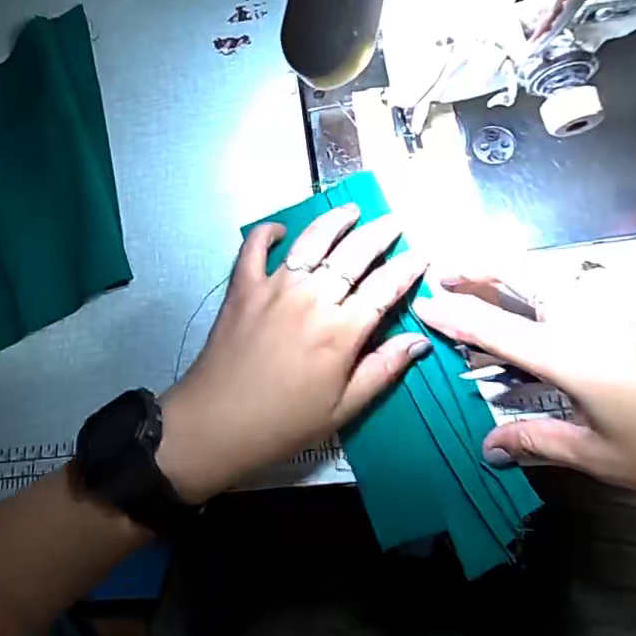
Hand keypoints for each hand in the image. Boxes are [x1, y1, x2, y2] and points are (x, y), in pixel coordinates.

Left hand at [155, 205, 430, 503]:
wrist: (214, 426)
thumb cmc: (284, 423)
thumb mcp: (343, 409)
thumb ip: (382, 370)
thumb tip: (420, 340)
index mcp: (340, 332)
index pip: (384, 288)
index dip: (407, 269)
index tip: (421, 255)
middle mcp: (311, 299)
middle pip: (353, 254)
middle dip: (379, 234)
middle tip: (394, 222)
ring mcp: (274, 288)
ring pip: (311, 241)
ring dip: (334, 221)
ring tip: (351, 209)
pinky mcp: (243, 289)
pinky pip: (254, 249)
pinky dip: (267, 233)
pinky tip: (280, 229)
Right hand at [412, 267, 635, 547]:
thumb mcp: (609, 459)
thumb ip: (540, 442)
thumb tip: (489, 447)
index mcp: (573, 357)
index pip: (492, 326)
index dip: (452, 312)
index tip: (426, 299)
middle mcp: (595, 308)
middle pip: (519, 271)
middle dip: (477, 267)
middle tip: (450, 268)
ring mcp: (634, 286)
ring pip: (562, 268)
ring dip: (529, 275)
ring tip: (514, 293)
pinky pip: (605, 274)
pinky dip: (578, 284)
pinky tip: (586, 308)